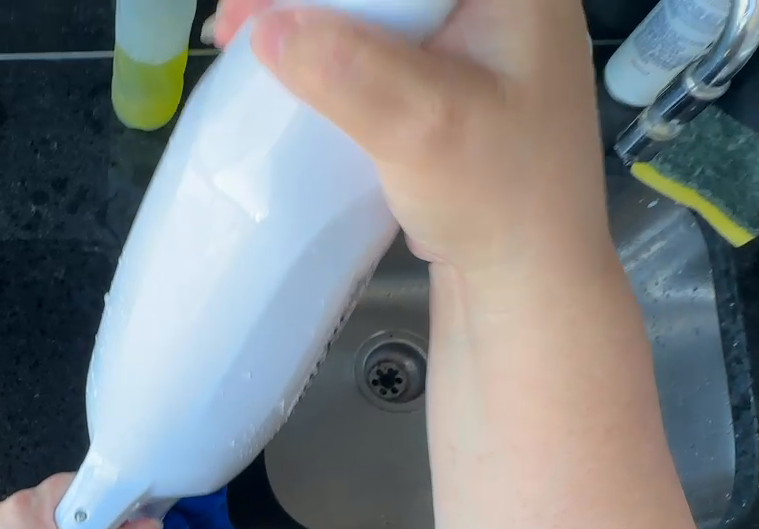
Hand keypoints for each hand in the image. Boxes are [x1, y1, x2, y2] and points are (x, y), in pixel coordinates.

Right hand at [213, 0, 612, 281]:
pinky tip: (291, 73)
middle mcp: (491, 1)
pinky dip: (329, 59)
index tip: (250, 5)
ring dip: (309, 24)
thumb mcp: (423, 124)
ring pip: (374, 15)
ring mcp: (468, 44)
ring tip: (245, 42)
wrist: (523, 271)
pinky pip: (377, 53)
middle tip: (234, 24)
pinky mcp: (444, 85)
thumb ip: (347, 70)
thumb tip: (266, 28)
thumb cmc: (495, 195)